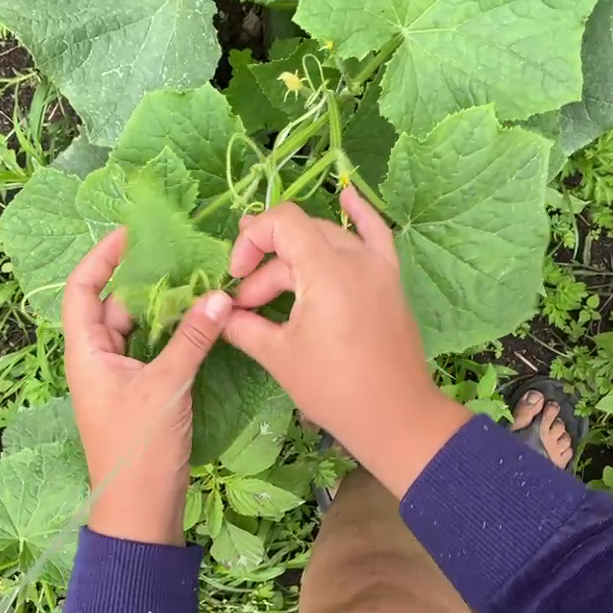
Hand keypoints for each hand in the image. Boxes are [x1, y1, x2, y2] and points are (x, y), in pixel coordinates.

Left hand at [63, 227, 231, 545]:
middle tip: (182, 256)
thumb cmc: (141, 449)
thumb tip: (219, 295)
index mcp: (86, 354)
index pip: (81, 290)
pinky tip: (201, 322)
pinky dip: (172, 335)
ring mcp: (119, 380)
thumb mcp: (167, 387)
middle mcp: (97, 361)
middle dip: (143, 280)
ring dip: (163, 308)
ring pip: (137, 330)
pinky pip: (153, 352)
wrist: (140, 513)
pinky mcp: (140, 396)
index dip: (101, 257)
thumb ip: (191, 338)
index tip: (130, 233)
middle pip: (113, 306)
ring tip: (198, 281)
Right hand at [220, 186, 469, 495]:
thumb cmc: (333, 388)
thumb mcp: (279, 356)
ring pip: (328, 240)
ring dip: (295, 257)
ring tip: (269, 284)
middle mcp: (356, 258)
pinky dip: (359, 216)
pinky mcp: (390, 282)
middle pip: (300, 237)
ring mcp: (378, 268)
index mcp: (327, 270)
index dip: (250, 241)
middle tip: (246, 303)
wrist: (394, 416)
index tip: (235, 278)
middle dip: (266, 264)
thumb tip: (218, 314)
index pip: (281, 223)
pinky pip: (375, 236)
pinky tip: (347, 196)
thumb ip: (243, 326)